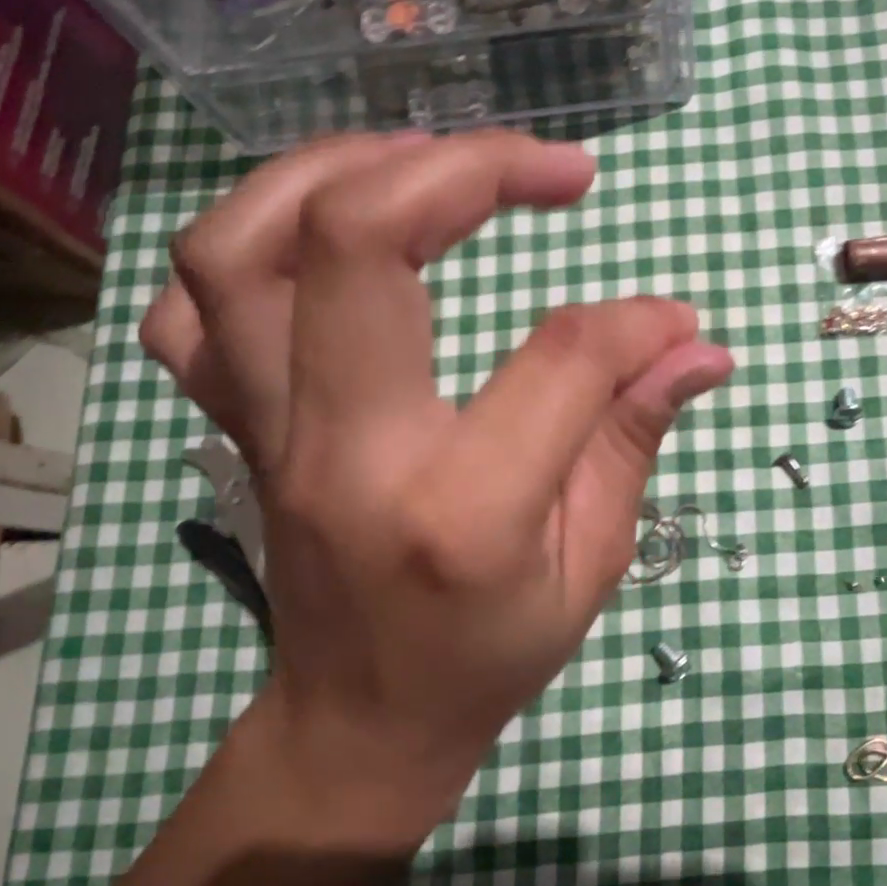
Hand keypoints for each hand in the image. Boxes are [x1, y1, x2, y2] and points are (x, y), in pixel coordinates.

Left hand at [140, 130, 733, 829]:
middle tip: (545, 167)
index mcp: (462, 508)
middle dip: (465, 168)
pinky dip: (247, 244)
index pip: (560, 359)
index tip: (673, 323)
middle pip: (356, 242)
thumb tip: (698, 346)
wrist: (361, 721)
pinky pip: (188, 307)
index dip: (635, 322)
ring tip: (427, 165)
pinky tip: (326, 239)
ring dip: (335, 169)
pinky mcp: (234, 427)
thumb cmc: (488, 656)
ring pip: (239, 248)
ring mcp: (270, 434)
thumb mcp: (590, 565)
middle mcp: (347, 452)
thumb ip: (635, 439)